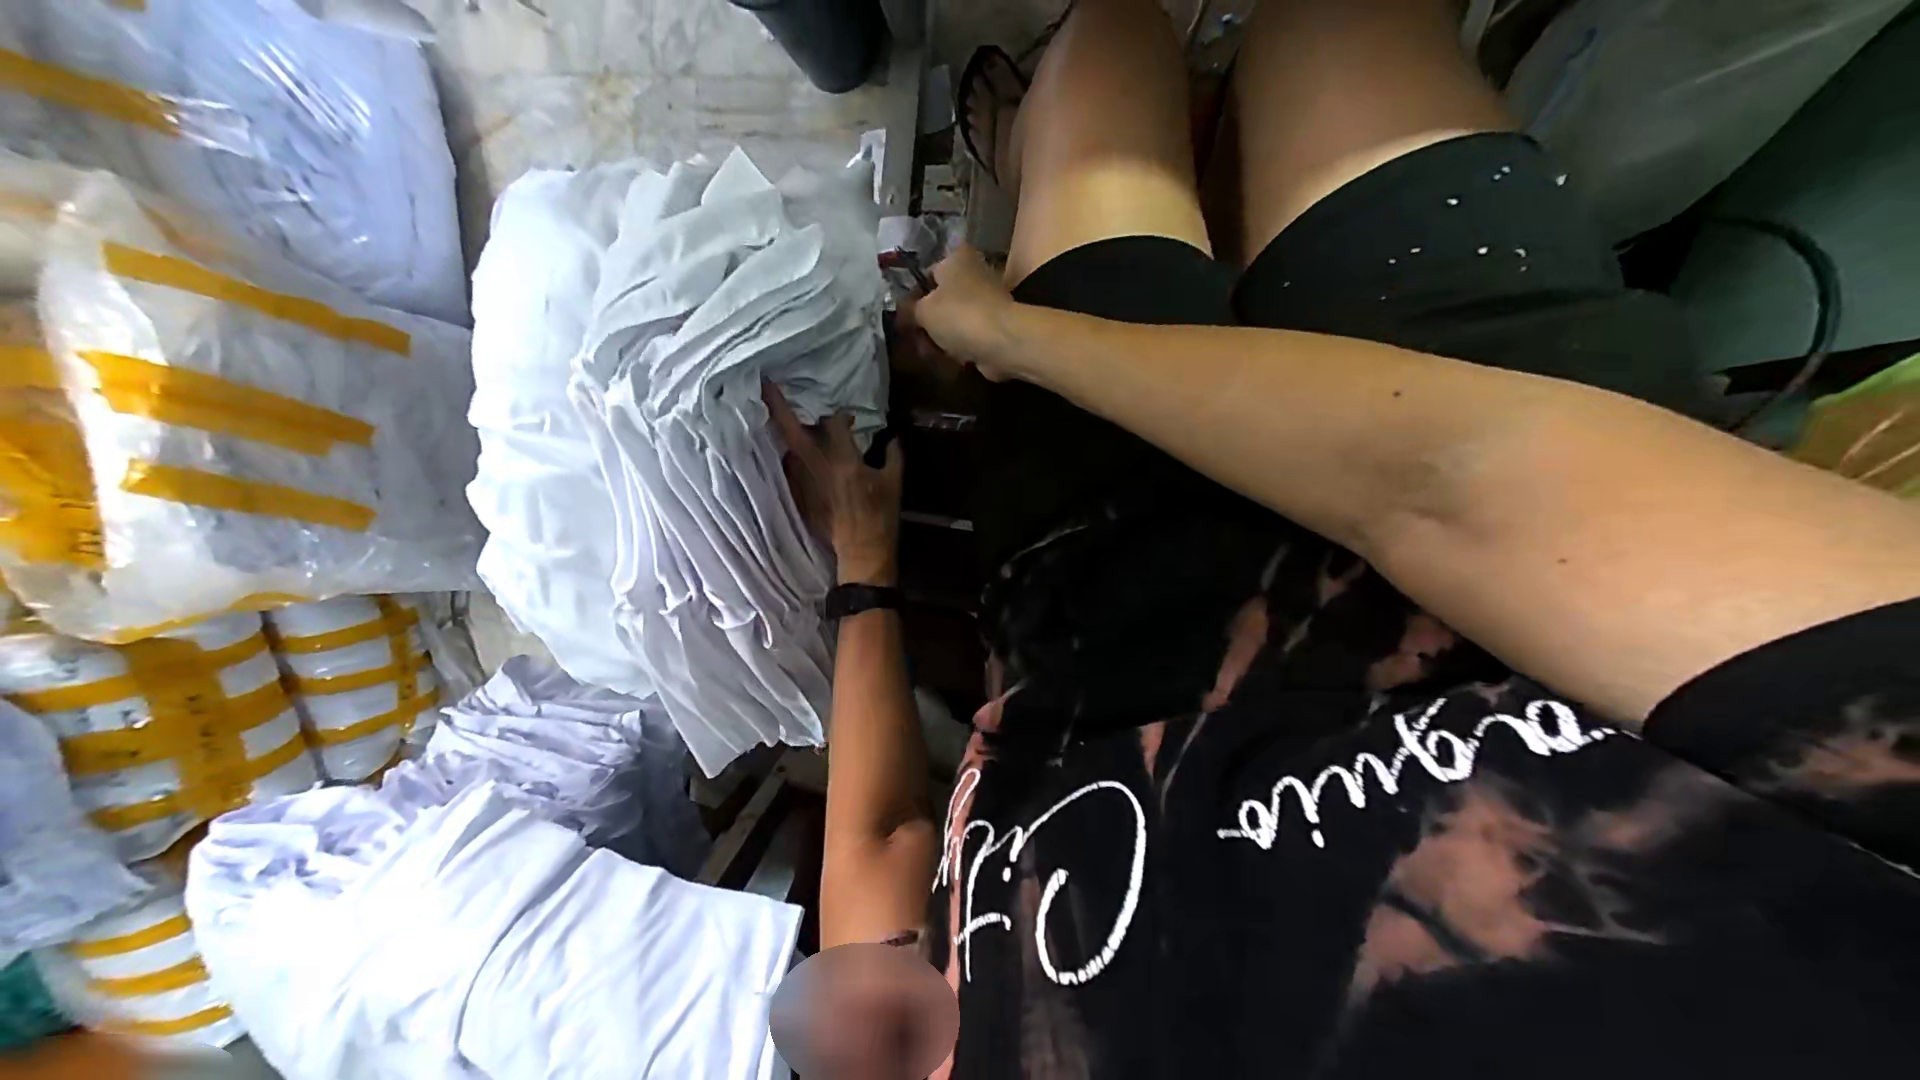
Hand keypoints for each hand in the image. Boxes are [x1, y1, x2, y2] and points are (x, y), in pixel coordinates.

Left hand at [766, 384, 903, 585]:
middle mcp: (817, 467)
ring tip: (782, 419)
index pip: (834, 424)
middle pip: (792, 431)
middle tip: (766, 385)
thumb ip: (893, 456)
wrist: (862, 551)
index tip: (847, 417)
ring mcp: (803, 483)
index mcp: (843, 460)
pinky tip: (793, 455)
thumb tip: (894, 438)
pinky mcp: (798, 498)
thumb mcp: (894, 483)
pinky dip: (791, 459)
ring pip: (787, 450)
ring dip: (785, 433)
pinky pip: (790, 471)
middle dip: (778, 406)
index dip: (840, 416)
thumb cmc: (880, 516)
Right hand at [899, 242, 1017, 379]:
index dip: (912, 297)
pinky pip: (967, 336)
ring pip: (953, 320)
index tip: (903, 318)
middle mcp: (974, 273)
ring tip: (928, 355)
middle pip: (940, 300)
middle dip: (926, 323)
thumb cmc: (959, 315)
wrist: (1003, 342)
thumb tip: (903, 311)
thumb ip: (909, 309)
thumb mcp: (923, 310)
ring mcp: (987, 301)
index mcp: (957, 258)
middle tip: (914, 340)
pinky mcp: (994, 327)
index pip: (926, 274)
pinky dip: (957, 348)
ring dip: (939, 339)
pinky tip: (946, 360)